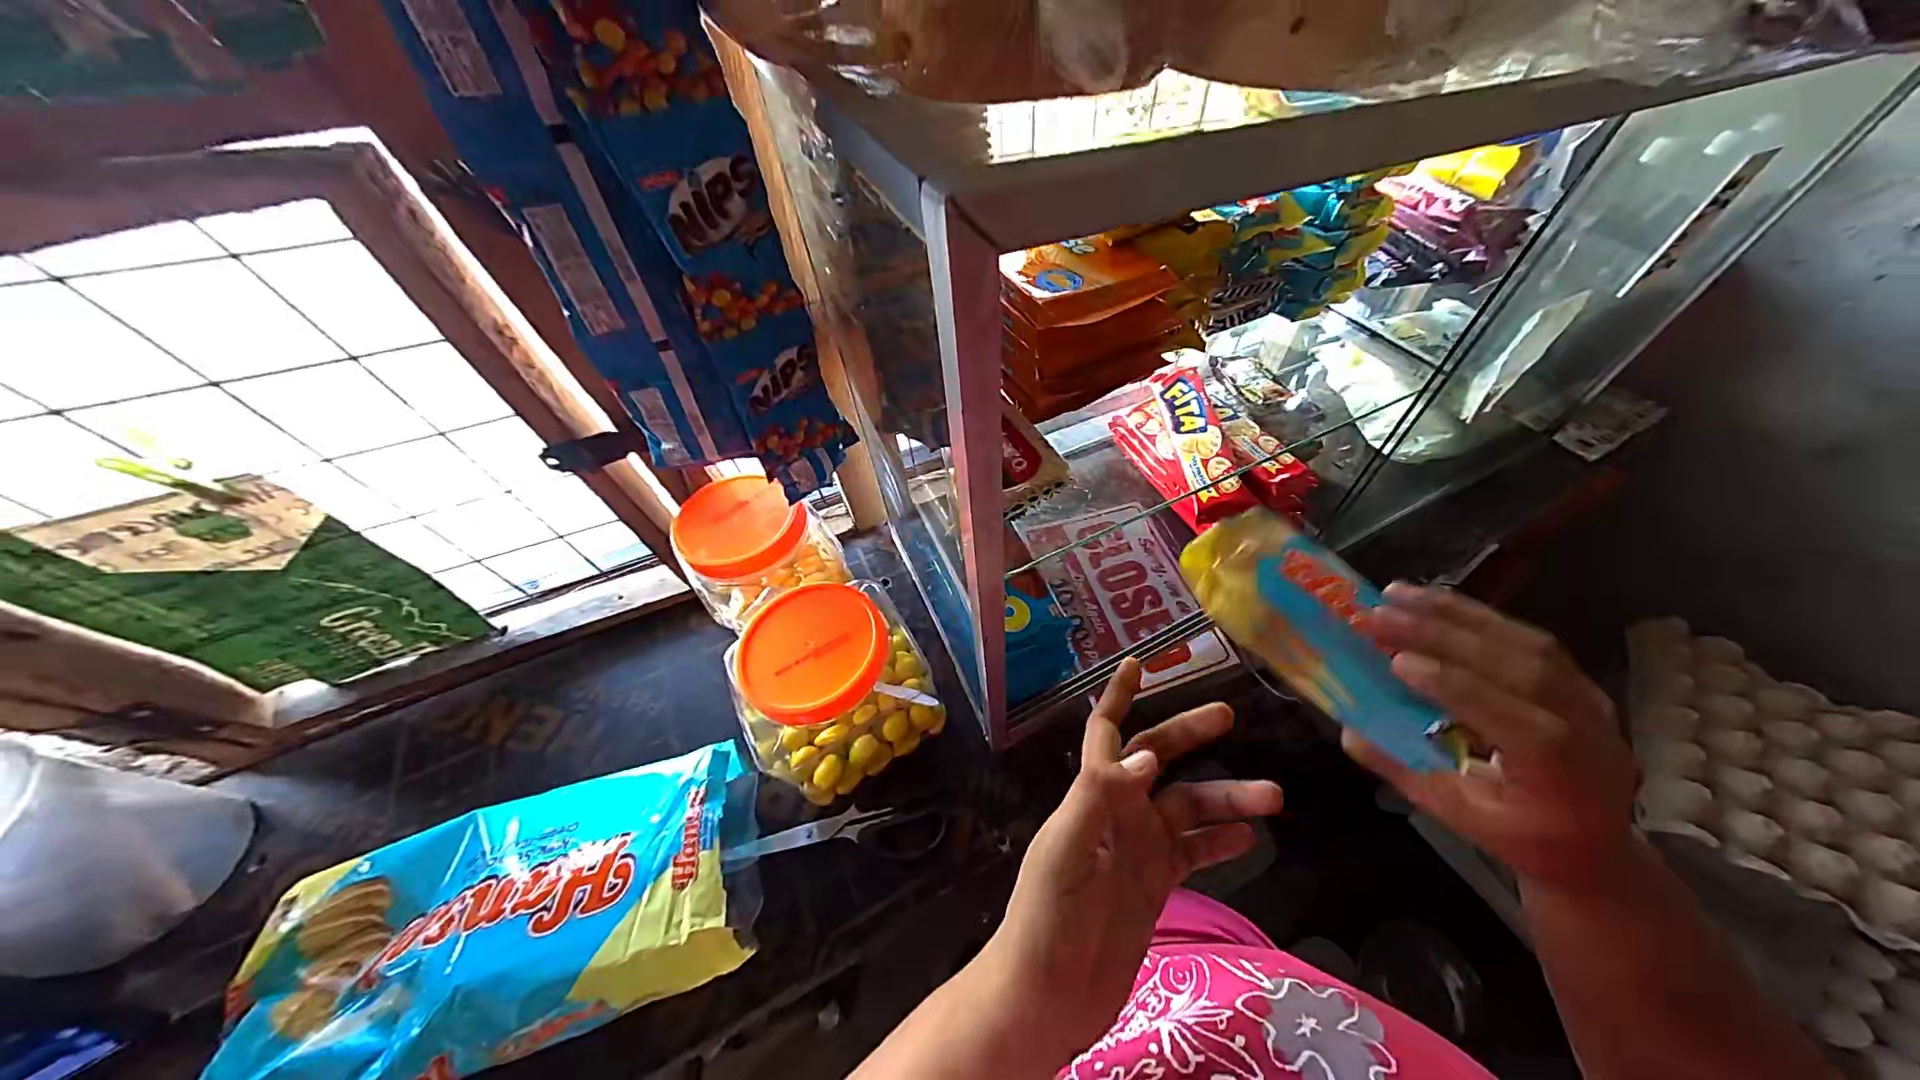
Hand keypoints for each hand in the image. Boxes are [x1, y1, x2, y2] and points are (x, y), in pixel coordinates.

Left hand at [972, 658, 1284, 1067]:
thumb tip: (1143, 756)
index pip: (1104, 733)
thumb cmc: (1047, 916)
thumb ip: (1099, 797)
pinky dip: (1220, 842)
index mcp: (1091, 796)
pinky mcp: (1154, 884)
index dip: (1118, 697)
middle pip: (1156, 759)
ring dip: (1225, 799)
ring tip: (1273, 796)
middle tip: (1229, 716)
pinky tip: (1249, 839)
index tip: (1137, 664)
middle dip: (1188, 735)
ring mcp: (1137, 848)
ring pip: (1187, 808)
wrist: (1048, 993)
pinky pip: (1194, 852)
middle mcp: (1116, 812)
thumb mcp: (1066, 850)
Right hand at [1346, 583, 1638, 890]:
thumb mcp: (1459, 816)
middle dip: (1443, 634)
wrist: (1599, 846)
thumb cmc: (1524, 837)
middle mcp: (1585, 725)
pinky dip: (1476, 615)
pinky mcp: (1576, 678)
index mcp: (1560, 770)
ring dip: (1454, 613)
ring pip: (1523, 641)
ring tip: (1396, 594)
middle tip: (1379, 614)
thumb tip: (1348, 730)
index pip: (1510, 718)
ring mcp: (1587, 697)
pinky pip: (1526, 637)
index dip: (1453, 686)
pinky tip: (1432, 601)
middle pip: (1518, 665)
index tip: (1396, 661)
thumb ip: (1404, 770)